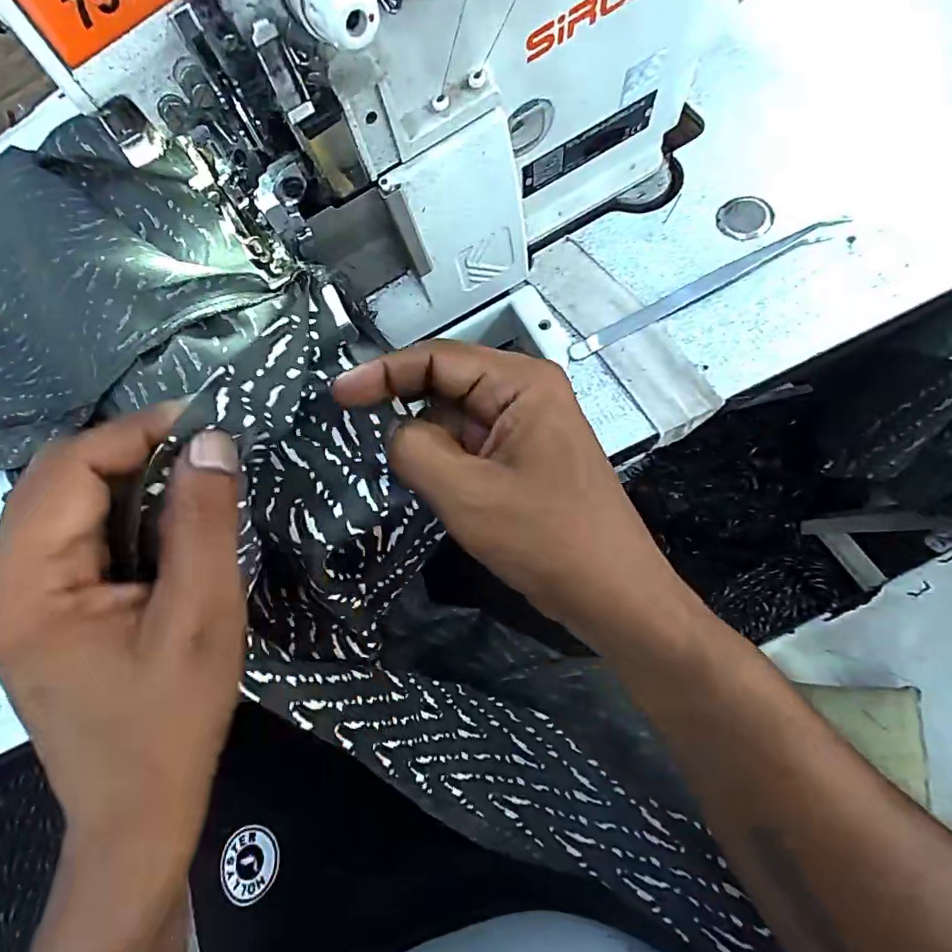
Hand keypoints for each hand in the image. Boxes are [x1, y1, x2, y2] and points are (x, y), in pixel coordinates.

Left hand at [0, 404, 246, 862]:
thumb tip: (211, 443)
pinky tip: (171, 525)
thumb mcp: (202, 616)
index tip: (208, 420)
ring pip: (67, 505)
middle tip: (212, 451)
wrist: (136, 806)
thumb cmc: (170, 718)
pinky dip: (125, 517)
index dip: (138, 432)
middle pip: (59, 482)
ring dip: (134, 484)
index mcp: (19, 584)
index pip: (69, 470)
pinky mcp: (30, 610)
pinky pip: (74, 537)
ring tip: (200, 480)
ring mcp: (6, 597)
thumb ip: (204, 524)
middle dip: (137, 455)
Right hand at [332, 340, 703, 653]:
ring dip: (434, 450)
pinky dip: (453, 468)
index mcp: (522, 383)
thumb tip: (398, 431)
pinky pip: (477, 451)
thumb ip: (415, 449)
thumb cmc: (548, 539)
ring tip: (435, 491)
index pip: (438, 358)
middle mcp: (529, 395)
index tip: (337, 396)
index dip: (383, 373)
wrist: (614, 593)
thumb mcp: (467, 494)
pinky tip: (454, 500)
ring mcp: (532, 430)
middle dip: (412, 417)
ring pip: (459, 424)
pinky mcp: (531, 462)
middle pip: (449, 388)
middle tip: (374, 450)